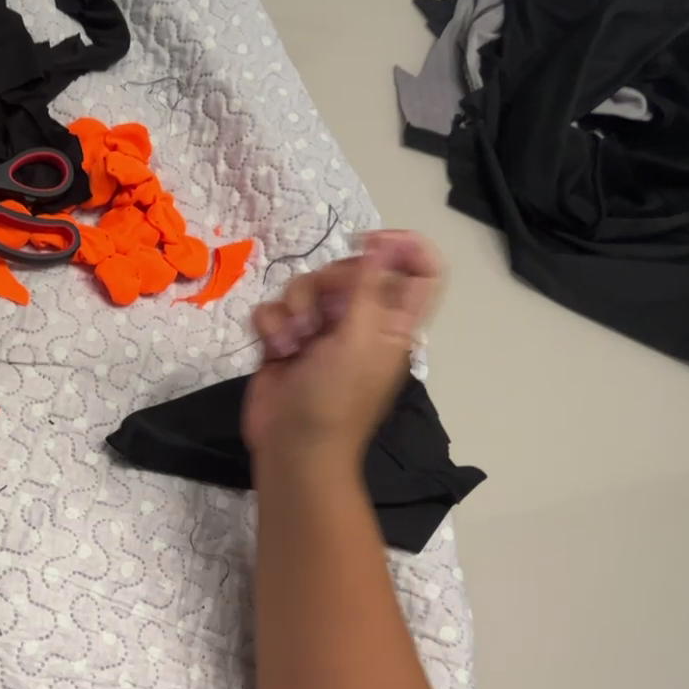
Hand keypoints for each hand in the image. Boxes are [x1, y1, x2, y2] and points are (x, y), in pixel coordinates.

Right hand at [241, 231, 441, 463]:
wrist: (292, 445)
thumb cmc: (335, 398)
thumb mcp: (359, 339)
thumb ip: (369, 287)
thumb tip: (383, 243)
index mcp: (392, 321)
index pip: (418, 269)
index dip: (401, 248)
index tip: (368, 243)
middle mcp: (357, 320)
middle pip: (348, 270)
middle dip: (326, 284)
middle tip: (320, 314)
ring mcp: (318, 331)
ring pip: (304, 288)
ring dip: (293, 310)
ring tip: (293, 342)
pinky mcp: (282, 342)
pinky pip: (272, 312)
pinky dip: (271, 327)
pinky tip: (275, 350)